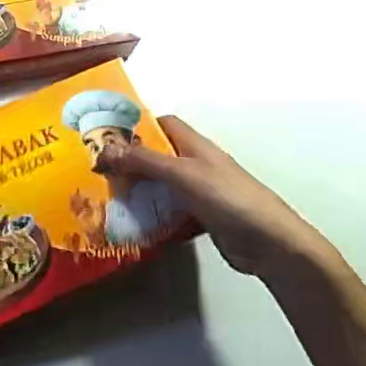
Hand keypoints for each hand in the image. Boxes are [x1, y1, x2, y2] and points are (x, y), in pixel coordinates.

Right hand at [96, 116, 334, 284]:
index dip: (137, 127)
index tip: (106, 138)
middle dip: (131, 163)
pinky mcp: (202, 218)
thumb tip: (103, 149)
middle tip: (99, 175)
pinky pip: (171, 212)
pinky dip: (154, 217)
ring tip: (107, 201)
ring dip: (140, 192)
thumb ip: (144, 161)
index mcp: (194, 145)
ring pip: (162, 186)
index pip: (162, 124)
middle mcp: (196, 164)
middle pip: (158, 156)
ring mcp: (200, 192)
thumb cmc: (226, 197)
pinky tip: (134, 227)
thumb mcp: (181, 174)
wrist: (266, 240)